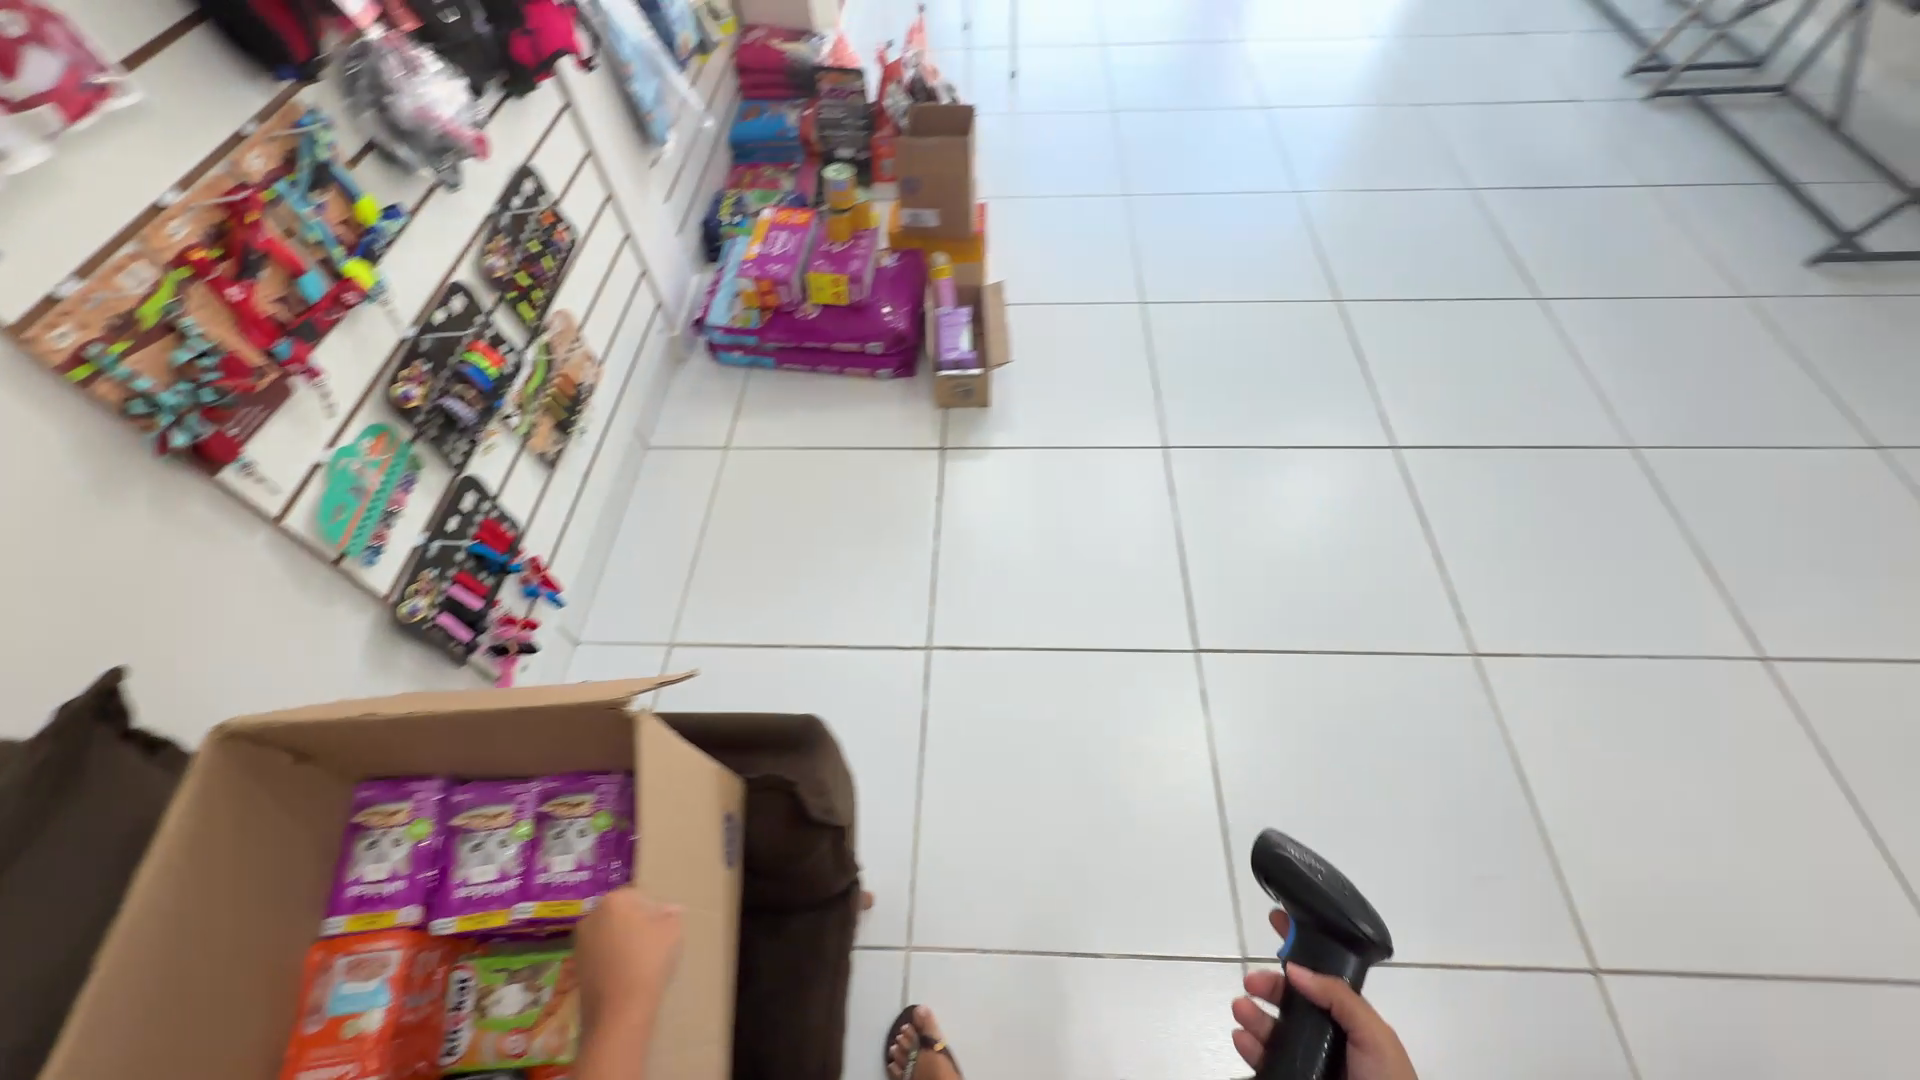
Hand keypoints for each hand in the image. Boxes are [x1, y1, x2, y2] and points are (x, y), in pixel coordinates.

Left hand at [574, 887, 683, 1029]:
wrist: (618, 1012)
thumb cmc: (648, 961)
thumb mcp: (672, 931)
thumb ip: (672, 915)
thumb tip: (669, 911)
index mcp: (614, 900)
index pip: (639, 896)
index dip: (655, 911)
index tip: (664, 929)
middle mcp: (591, 916)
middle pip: (621, 914)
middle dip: (636, 924)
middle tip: (654, 943)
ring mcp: (580, 944)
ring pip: (609, 935)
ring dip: (623, 943)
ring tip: (640, 962)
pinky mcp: (576, 968)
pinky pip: (601, 955)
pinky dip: (612, 960)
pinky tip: (626, 976)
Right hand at [1230, 911, 1416, 1079]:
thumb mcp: (1374, 1033)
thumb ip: (1338, 997)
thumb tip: (1294, 969)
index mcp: (1347, 1018)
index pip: (1318, 976)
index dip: (1298, 948)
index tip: (1276, 920)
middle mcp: (1324, 1035)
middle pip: (1288, 1001)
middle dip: (1267, 986)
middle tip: (1251, 982)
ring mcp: (1307, 1060)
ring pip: (1271, 1028)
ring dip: (1252, 1013)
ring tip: (1240, 1010)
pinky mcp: (1290, 1078)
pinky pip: (1263, 1060)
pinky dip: (1248, 1046)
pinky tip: (1241, 1038)